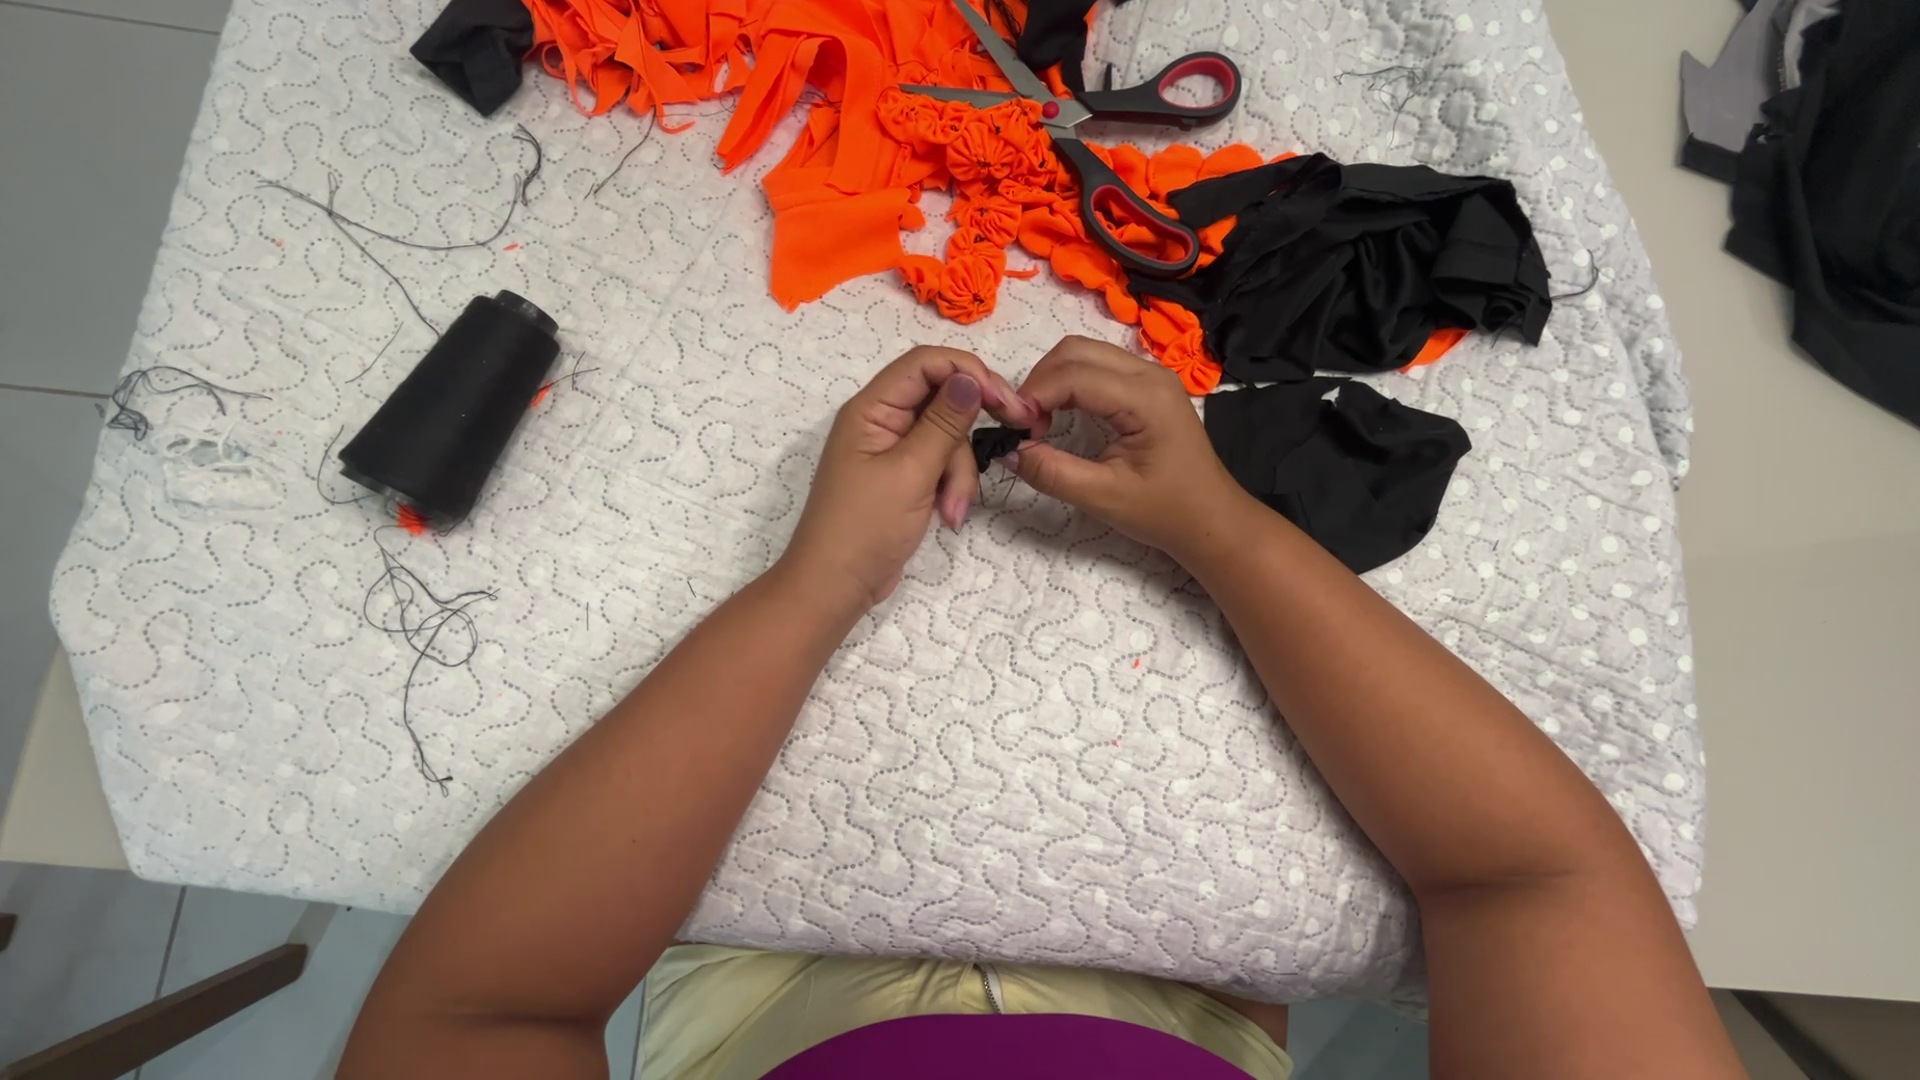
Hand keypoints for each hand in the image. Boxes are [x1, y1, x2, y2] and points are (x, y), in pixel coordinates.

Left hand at [779, 346, 1036, 610]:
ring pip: (947, 438)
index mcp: (871, 409)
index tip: (1007, 401)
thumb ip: (944, 423)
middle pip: (943, 401)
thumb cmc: (864, 528)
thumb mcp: (911, 473)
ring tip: (952, 510)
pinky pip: (940, 465)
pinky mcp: (905, 477)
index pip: (926, 364)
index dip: (970, 372)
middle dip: (970, 431)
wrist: (836, 587)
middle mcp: (882, 421)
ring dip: (959, 472)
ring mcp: (894, 451)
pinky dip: (950, 486)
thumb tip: (970, 377)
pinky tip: (948, 515)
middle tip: (1017, 431)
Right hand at [1010, 336, 1249, 559]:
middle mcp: (1149, 374)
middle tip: (1023, 426)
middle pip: (1075, 351)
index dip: (1034, 396)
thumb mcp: (1103, 498)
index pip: (1074, 375)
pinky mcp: (1145, 385)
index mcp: (1145, 398)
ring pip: (1084, 353)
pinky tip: (1059, 415)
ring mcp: (1149, 375)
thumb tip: (1008, 451)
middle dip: (1039, 382)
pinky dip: (1068, 383)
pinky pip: (1096, 367)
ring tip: (1038, 423)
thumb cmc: (1165, 512)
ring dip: (1052, 381)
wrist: (1211, 519)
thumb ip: (1052, 472)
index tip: (1014, 430)